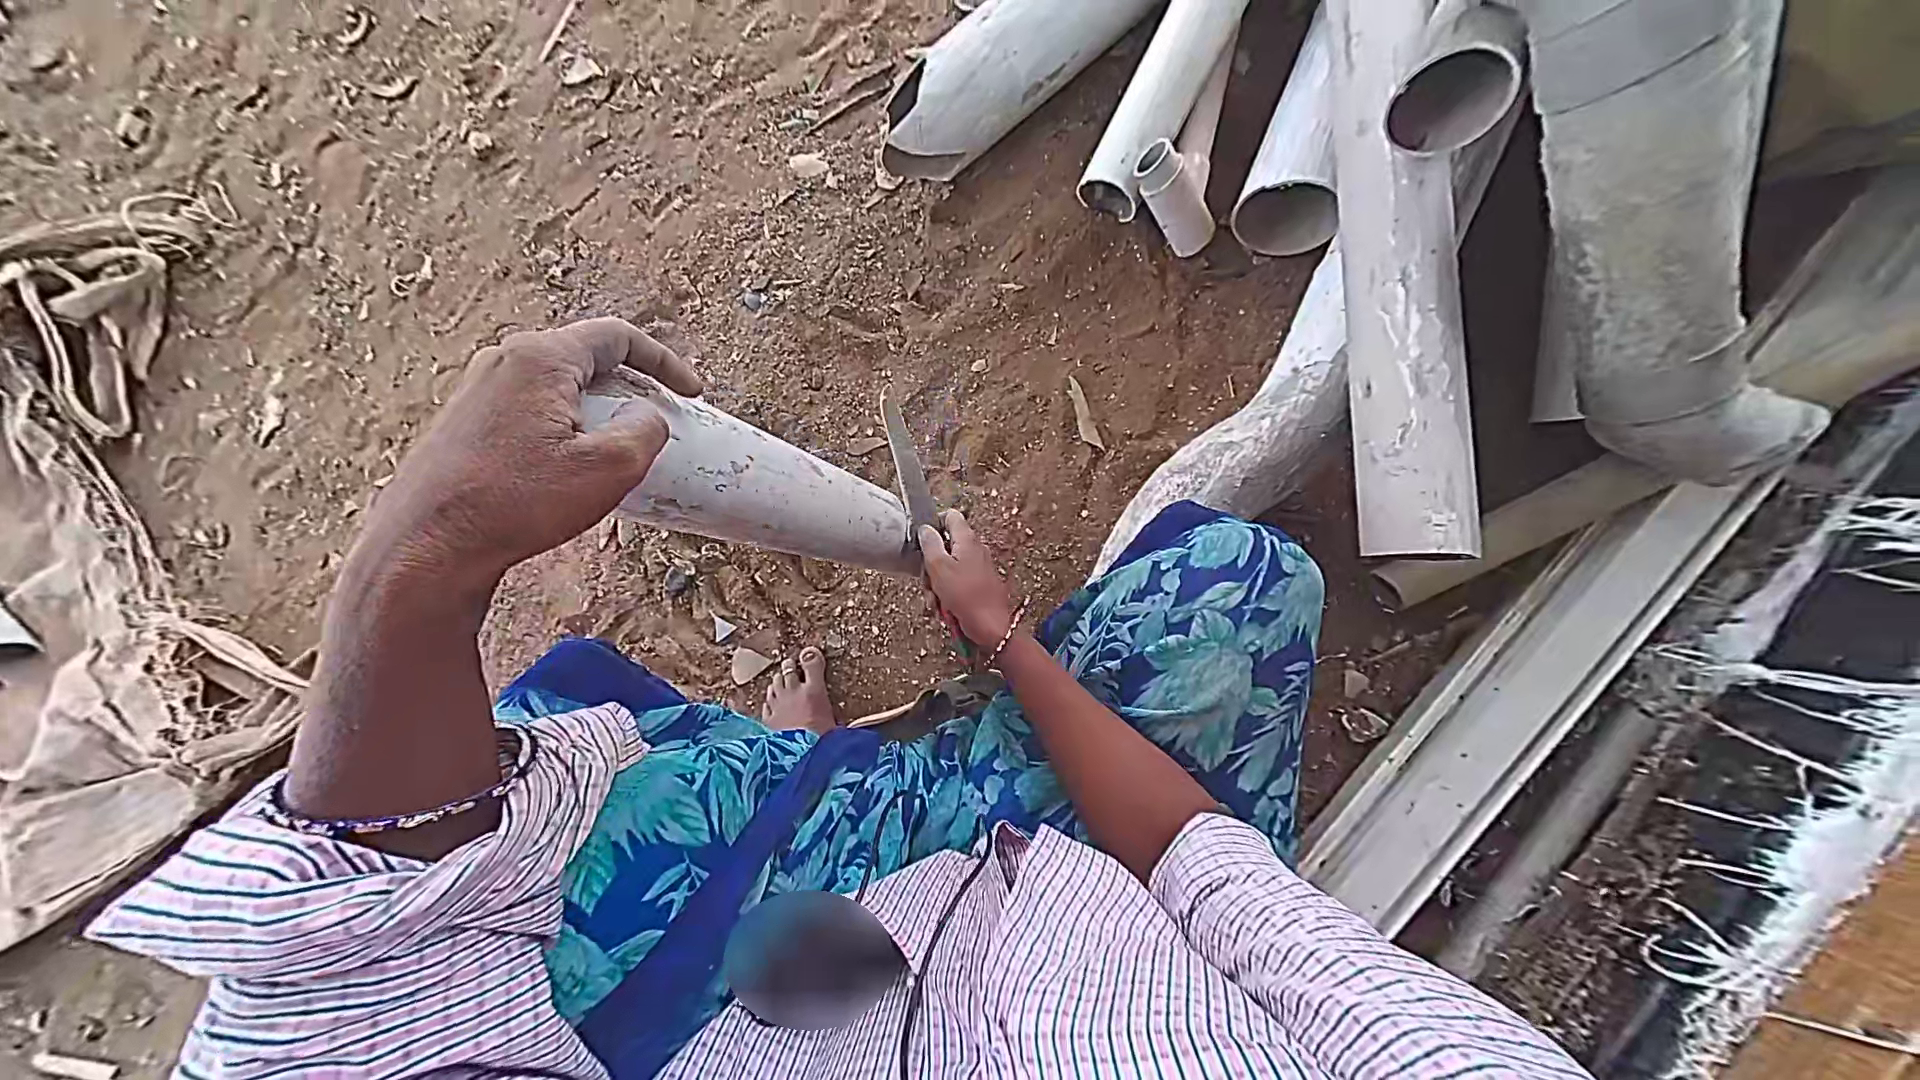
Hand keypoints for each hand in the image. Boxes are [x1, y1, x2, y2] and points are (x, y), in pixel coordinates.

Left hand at [357, 317, 702, 584]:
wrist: (430, 542)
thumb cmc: (518, 501)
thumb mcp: (613, 466)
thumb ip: (647, 429)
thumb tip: (648, 418)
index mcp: (541, 359)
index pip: (618, 337)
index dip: (665, 362)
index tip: (691, 393)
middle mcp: (506, 362)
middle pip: (589, 357)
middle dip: (636, 385)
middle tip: (662, 419)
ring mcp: (483, 390)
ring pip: (564, 384)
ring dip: (605, 407)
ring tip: (625, 446)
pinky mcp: (473, 421)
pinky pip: (540, 407)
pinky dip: (575, 423)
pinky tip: (582, 463)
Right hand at [919, 510, 1016, 646]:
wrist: (991, 627)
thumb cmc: (967, 596)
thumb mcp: (939, 567)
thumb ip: (930, 544)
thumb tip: (925, 529)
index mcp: (967, 540)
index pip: (951, 516)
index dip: (934, 524)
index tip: (922, 540)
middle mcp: (974, 551)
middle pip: (944, 547)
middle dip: (930, 565)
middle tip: (927, 580)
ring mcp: (977, 568)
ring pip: (946, 569)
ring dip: (935, 585)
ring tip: (936, 601)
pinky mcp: (976, 586)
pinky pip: (954, 585)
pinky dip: (946, 596)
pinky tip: (944, 610)